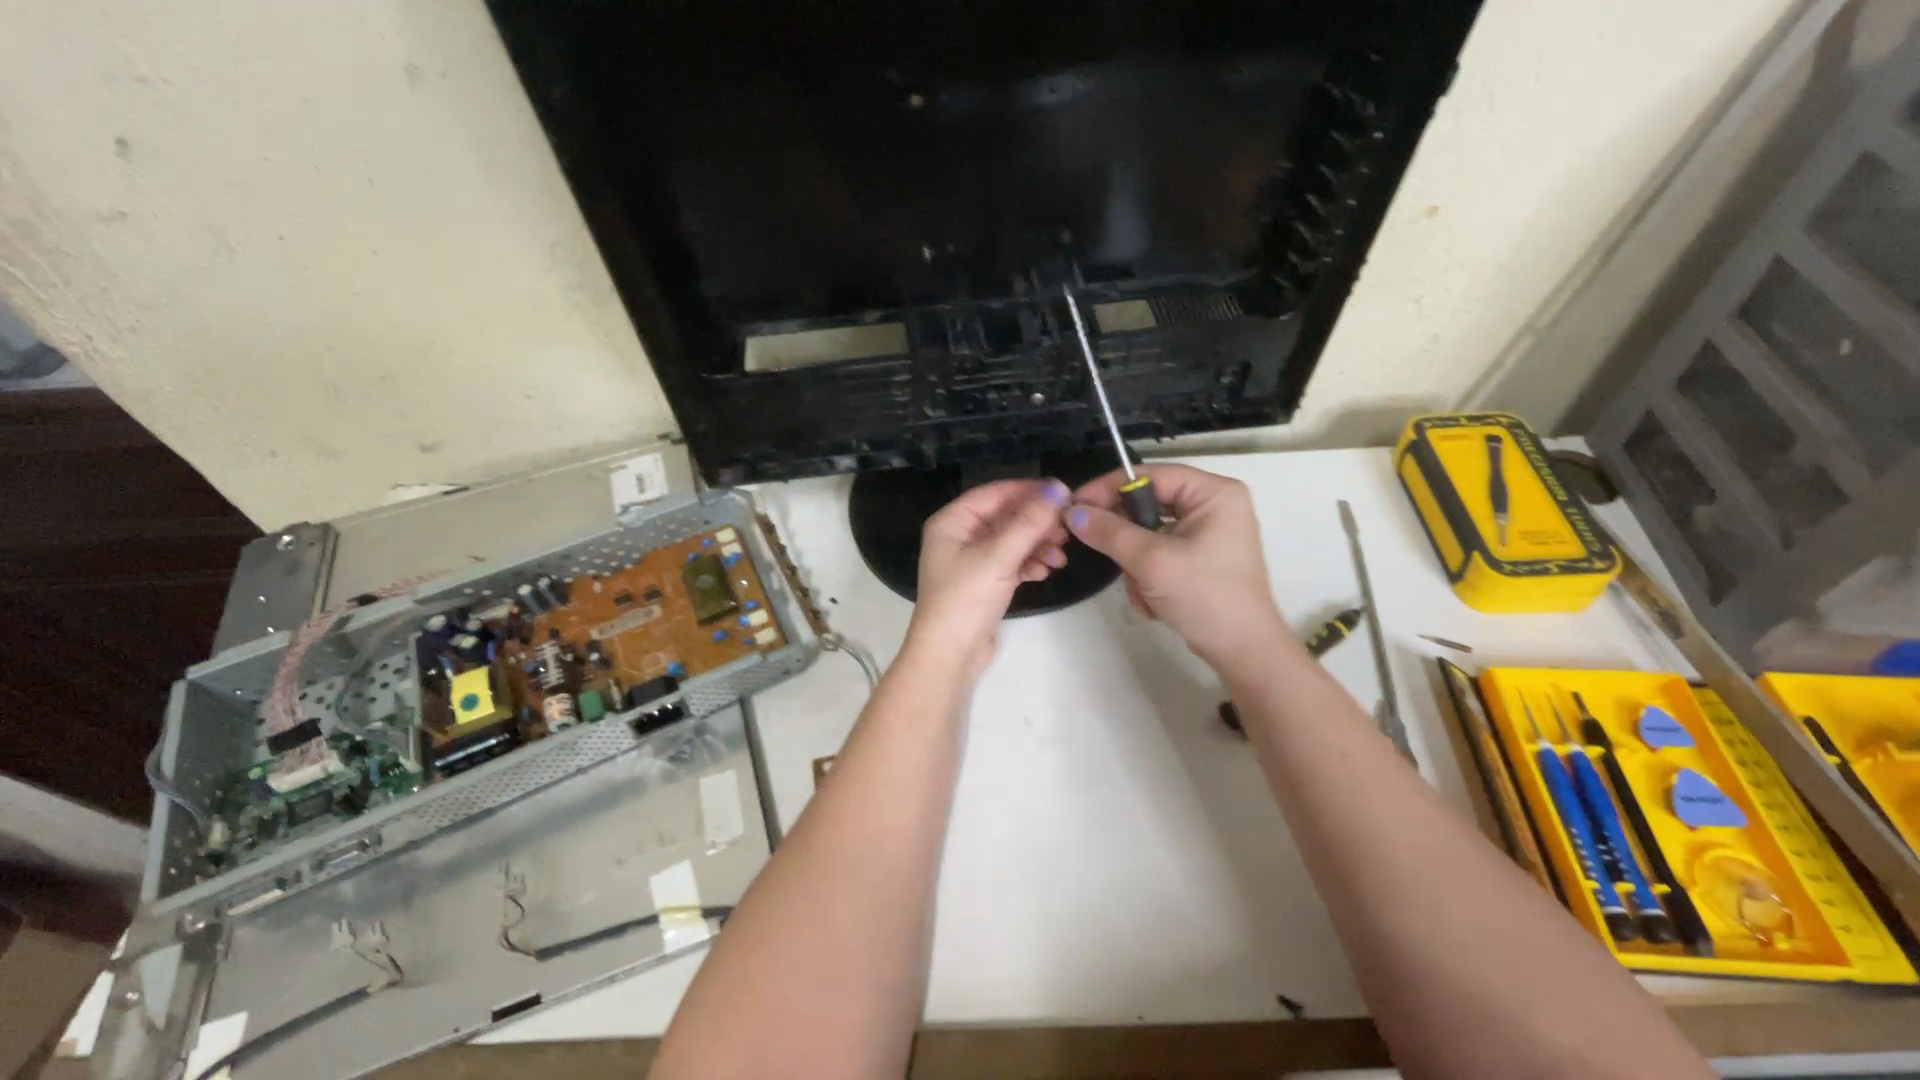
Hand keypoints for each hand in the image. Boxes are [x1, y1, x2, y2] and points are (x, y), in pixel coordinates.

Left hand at [907, 478, 1070, 673]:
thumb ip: (1030, 522)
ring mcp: (971, 561)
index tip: (1064, 492)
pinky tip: (1045, 571)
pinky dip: (1029, 563)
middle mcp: (959, 536)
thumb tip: (1059, 488)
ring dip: (1037, 545)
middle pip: (1006, 517)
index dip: (1029, 490)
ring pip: (1012, 541)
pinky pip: (1011, 562)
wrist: (949, 655)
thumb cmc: (966, 599)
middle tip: (1067, 530)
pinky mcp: (984, 582)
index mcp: (952, 522)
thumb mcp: (999, 556)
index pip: (995, 493)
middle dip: (1037, 523)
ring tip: (1060, 557)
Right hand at [1066, 465, 1292, 671]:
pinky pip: (1159, 555)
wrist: (1243, 650)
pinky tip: (1154, 602)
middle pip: (1148, 506)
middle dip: (1126, 539)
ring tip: (1143, 591)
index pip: (1151, 475)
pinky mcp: (1201, 560)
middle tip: (1100, 551)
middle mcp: (1214, 506)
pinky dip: (1149, 578)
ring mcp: (1208, 535)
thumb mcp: (1151, 561)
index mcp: (1214, 493)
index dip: (1109, 488)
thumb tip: (1072, 513)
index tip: (1075, 506)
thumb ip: (1109, 532)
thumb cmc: (1205, 596)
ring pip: (1148, 535)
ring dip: (1136, 566)